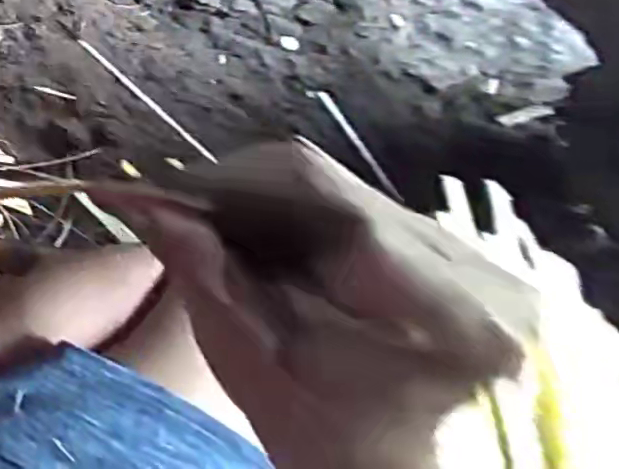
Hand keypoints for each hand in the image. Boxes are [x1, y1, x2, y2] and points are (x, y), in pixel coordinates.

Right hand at [114, 143, 536, 468]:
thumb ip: (203, 276)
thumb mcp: (260, 371)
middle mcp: (476, 266)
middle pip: (315, 177)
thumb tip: (140, 200)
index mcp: (444, 308)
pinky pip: (351, 205)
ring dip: (254, 198)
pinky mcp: (462, 261)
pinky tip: (264, 245)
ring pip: (330, 184)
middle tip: (173, 209)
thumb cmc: (342, 453)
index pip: (307, 189)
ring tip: (213, 229)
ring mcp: (478, 260)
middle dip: (226, 185)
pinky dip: (289, 214)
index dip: (214, 179)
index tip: (149, 191)